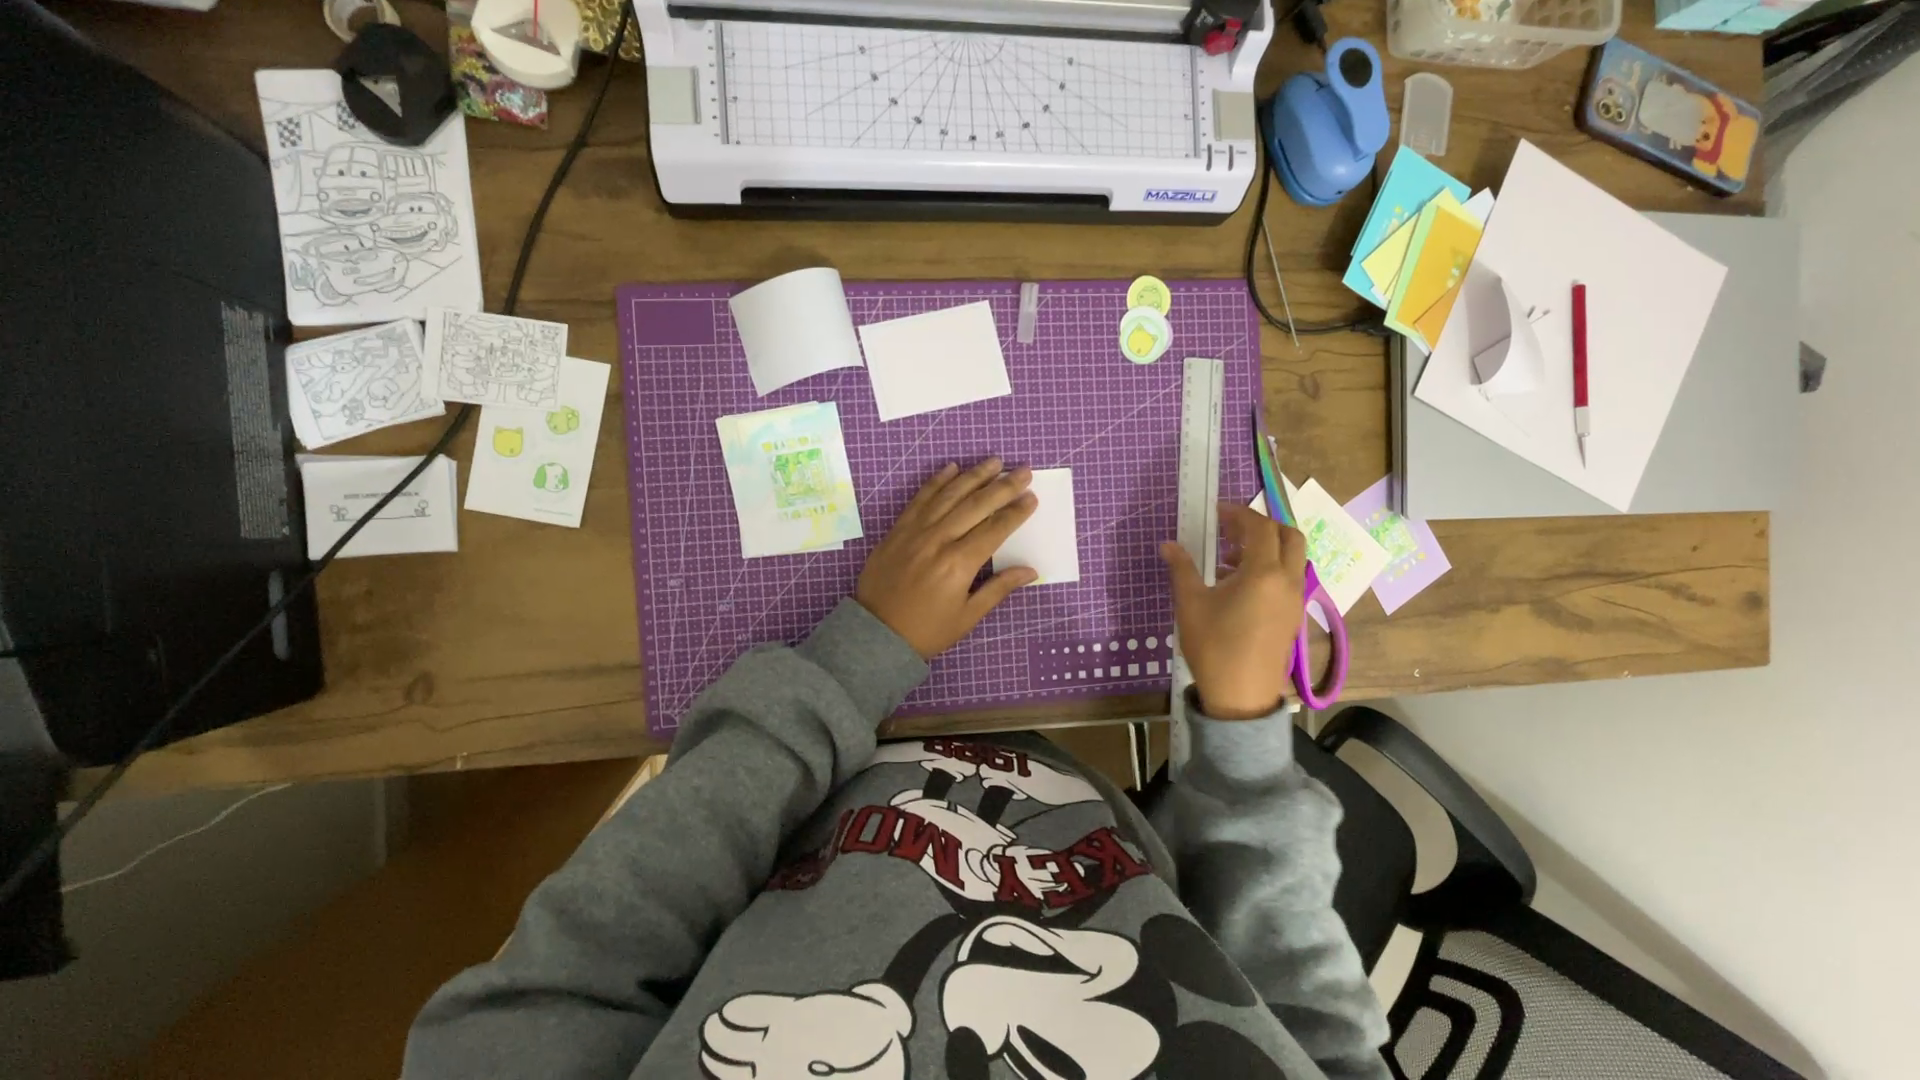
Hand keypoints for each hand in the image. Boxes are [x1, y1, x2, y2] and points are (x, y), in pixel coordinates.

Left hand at [856, 459, 1038, 658]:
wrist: (875, 633)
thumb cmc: (926, 630)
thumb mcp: (967, 617)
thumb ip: (998, 588)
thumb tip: (1030, 571)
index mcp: (959, 564)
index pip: (995, 529)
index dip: (1016, 511)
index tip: (1032, 497)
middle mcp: (939, 540)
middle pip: (976, 505)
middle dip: (1003, 486)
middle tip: (1023, 470)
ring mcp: (915, 531)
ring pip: (949, 494)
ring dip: (974, 475)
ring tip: (994, 462)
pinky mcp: (897, 529)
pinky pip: (920, 498)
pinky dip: (937, 481)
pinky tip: (952, 468)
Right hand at [1160, 504, 1307, 719]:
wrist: (1241, 696)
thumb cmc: (1214, 646)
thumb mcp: (1190, 604)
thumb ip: (1182, 568)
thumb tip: (1168, 545)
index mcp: (1264, 572)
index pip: (1259, 527)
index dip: (1239, 513)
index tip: (1216, 512)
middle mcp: (1287, 580)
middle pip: (1288, 536)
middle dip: (1262, 525)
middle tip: (1231, 528)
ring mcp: (1295, 599)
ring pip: (1292, 558)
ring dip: (1267, 547)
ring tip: (1229, 557)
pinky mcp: (1293, 615)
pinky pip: (1288, 578)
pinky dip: (1270, 568)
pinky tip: (1238, 584)